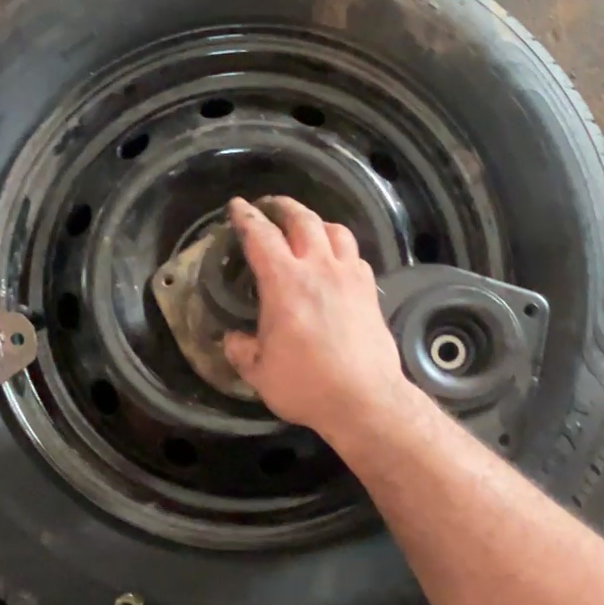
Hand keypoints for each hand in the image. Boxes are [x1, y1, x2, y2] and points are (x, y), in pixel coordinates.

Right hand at [223, 196, 417, 437]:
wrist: (365, 399)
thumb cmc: (306, 384)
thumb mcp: (259, 373)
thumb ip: (241, 350)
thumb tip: (232, 339)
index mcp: (284, 282)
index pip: (261, 235)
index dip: (246, 217)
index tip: (237, 207)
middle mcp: (319, 268)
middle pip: (302, 220)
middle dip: (282, 206)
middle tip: (269, 205)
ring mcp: (349, 277)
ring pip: (335, 231)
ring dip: (316, 222)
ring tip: (306, 226)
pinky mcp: (370, 292)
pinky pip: (355, 255)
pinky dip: (341, 248)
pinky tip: (336, 260)